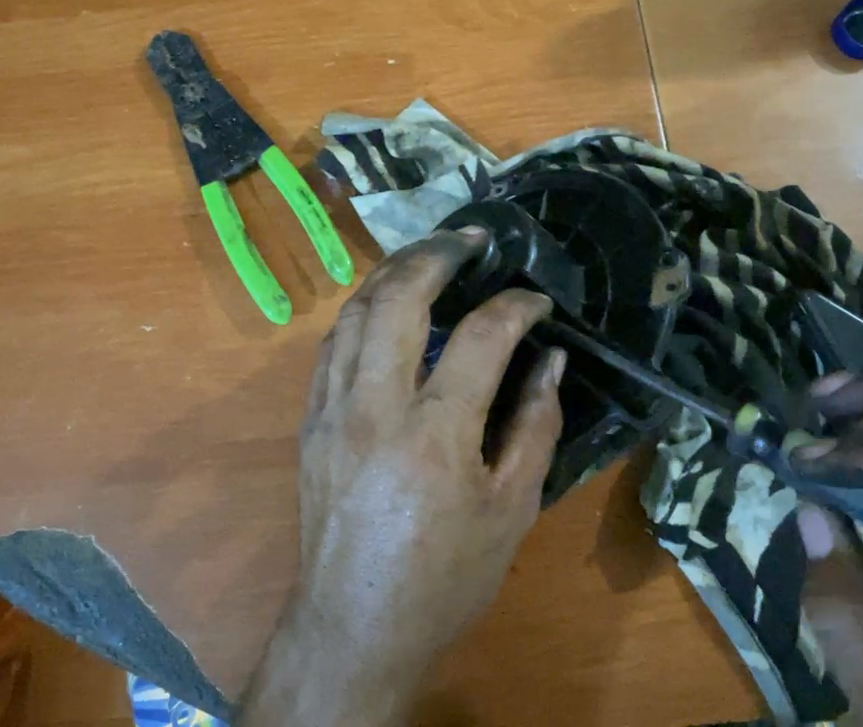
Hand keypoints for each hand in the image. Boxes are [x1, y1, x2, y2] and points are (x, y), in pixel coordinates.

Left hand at [237, 228, 565, 726]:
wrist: (355, 624)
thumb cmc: (446, 576)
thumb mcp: (512, 510)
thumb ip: (535, 425)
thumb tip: (552, 359)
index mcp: (435, 434)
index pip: (483, 336)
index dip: (516, 306)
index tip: (536, 300)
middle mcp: (375, 406)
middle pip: (399, 298)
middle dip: (438, 253)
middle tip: (472, 238)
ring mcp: (333, 408)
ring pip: (355, 311)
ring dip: (393, 272)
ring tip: (429, 256)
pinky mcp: (310, 419)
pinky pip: (332, 343)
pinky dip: (363, 311)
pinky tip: (385, 306)